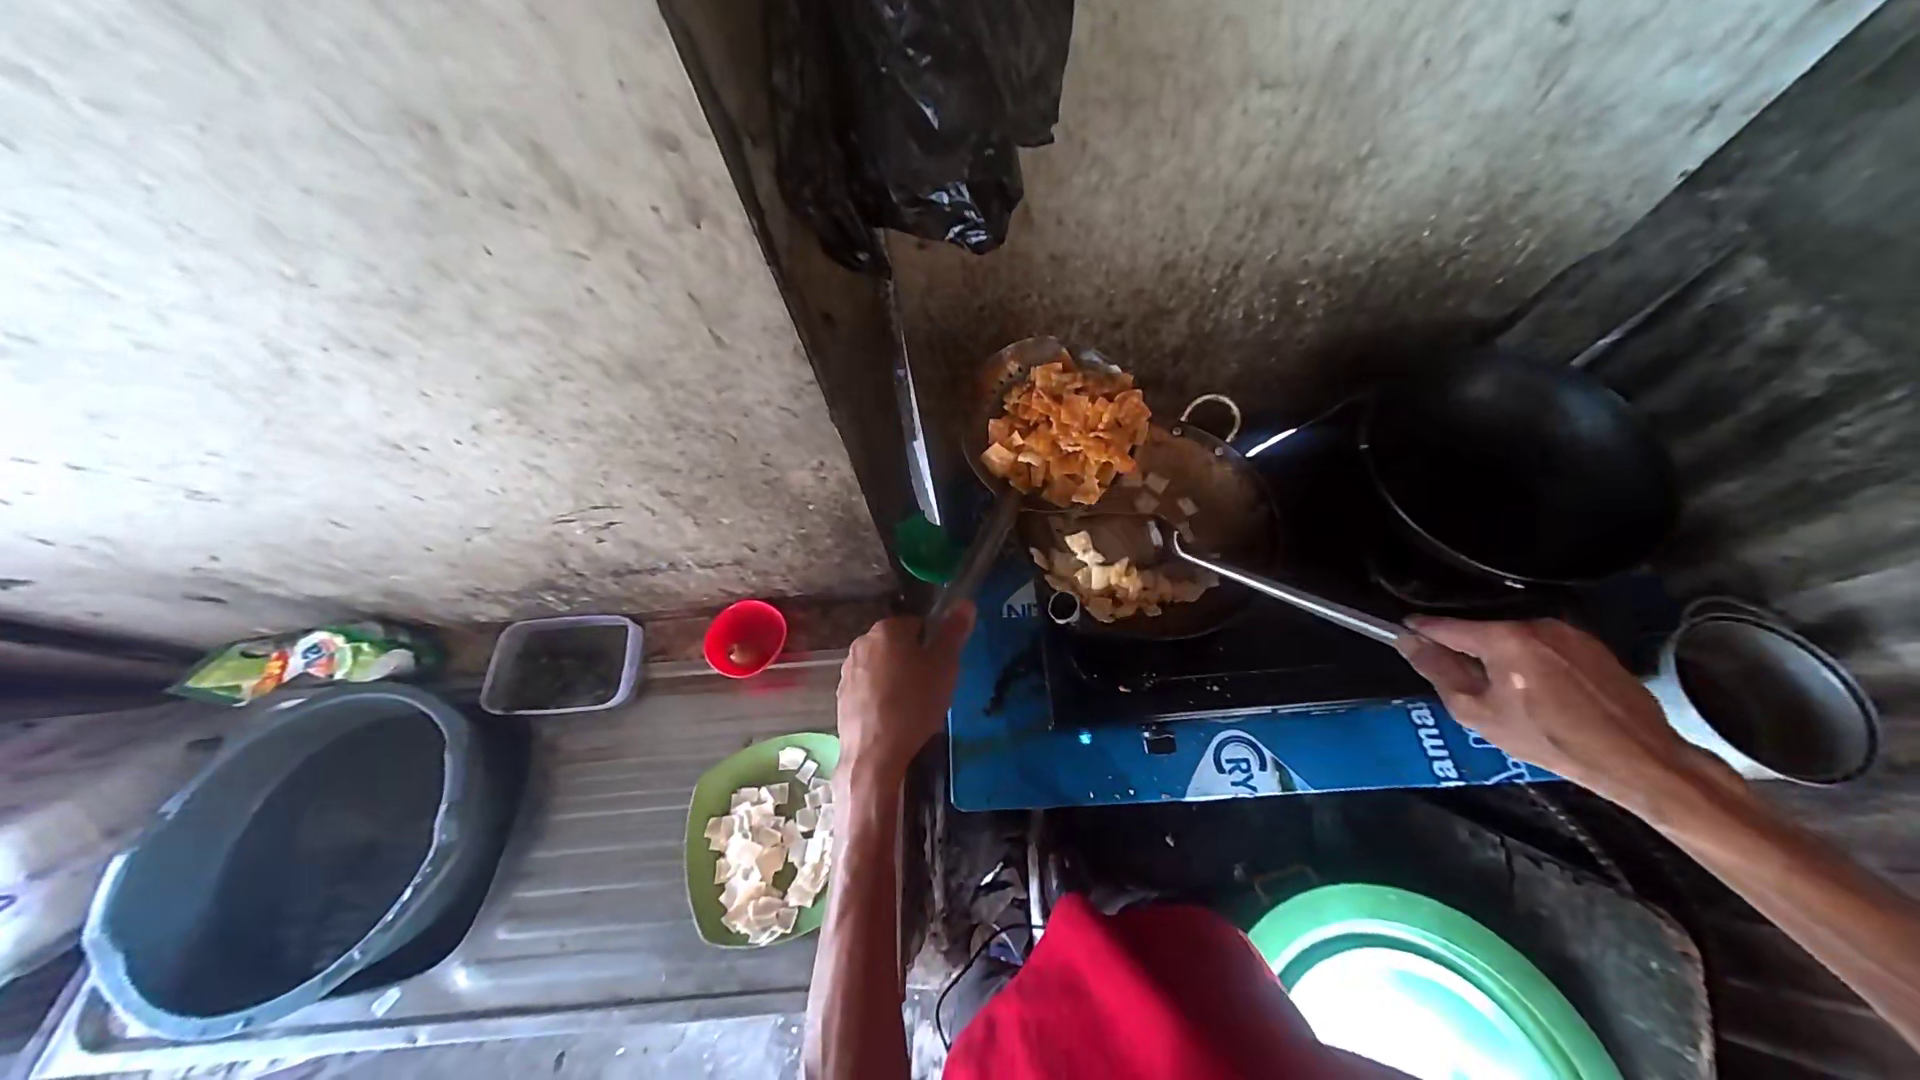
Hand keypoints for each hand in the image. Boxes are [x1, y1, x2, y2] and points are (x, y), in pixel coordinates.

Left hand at [835, 602, 975, 787]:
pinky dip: (882, 695)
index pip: (919, 624)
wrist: (875, 753)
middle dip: (914, 660)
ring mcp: (849, 669)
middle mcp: (862, 642)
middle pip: (899, 644)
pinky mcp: (842, 695)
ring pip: (883, 666)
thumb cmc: (914, 703)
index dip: (934, 645)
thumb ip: (954, 632)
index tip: (941, 668)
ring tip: (912, 705)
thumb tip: (965, 603)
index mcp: (887, 629)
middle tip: (931, 687)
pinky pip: (869, 687)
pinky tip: (893, 717)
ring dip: (897, 678)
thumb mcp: (945, 666)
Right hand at [1397, 617, 1736, 809]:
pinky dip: (1530, 662)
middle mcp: (1535, 624)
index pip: (1444, 625)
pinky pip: (1542, 647)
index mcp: (1504, 638)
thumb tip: (1409, 642)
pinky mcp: (1592, 646)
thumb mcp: (1478, 713)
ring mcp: (1568, 633)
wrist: (1637, 759)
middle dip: (1465, 652)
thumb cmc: (1548, 739)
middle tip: (1463, 684)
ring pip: (1512, 640)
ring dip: (1499, 658)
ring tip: (1506, 694)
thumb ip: (1438, 671)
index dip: (1419, 631)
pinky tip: (1540, 694)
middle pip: (1480, 632)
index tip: (1402, 634)